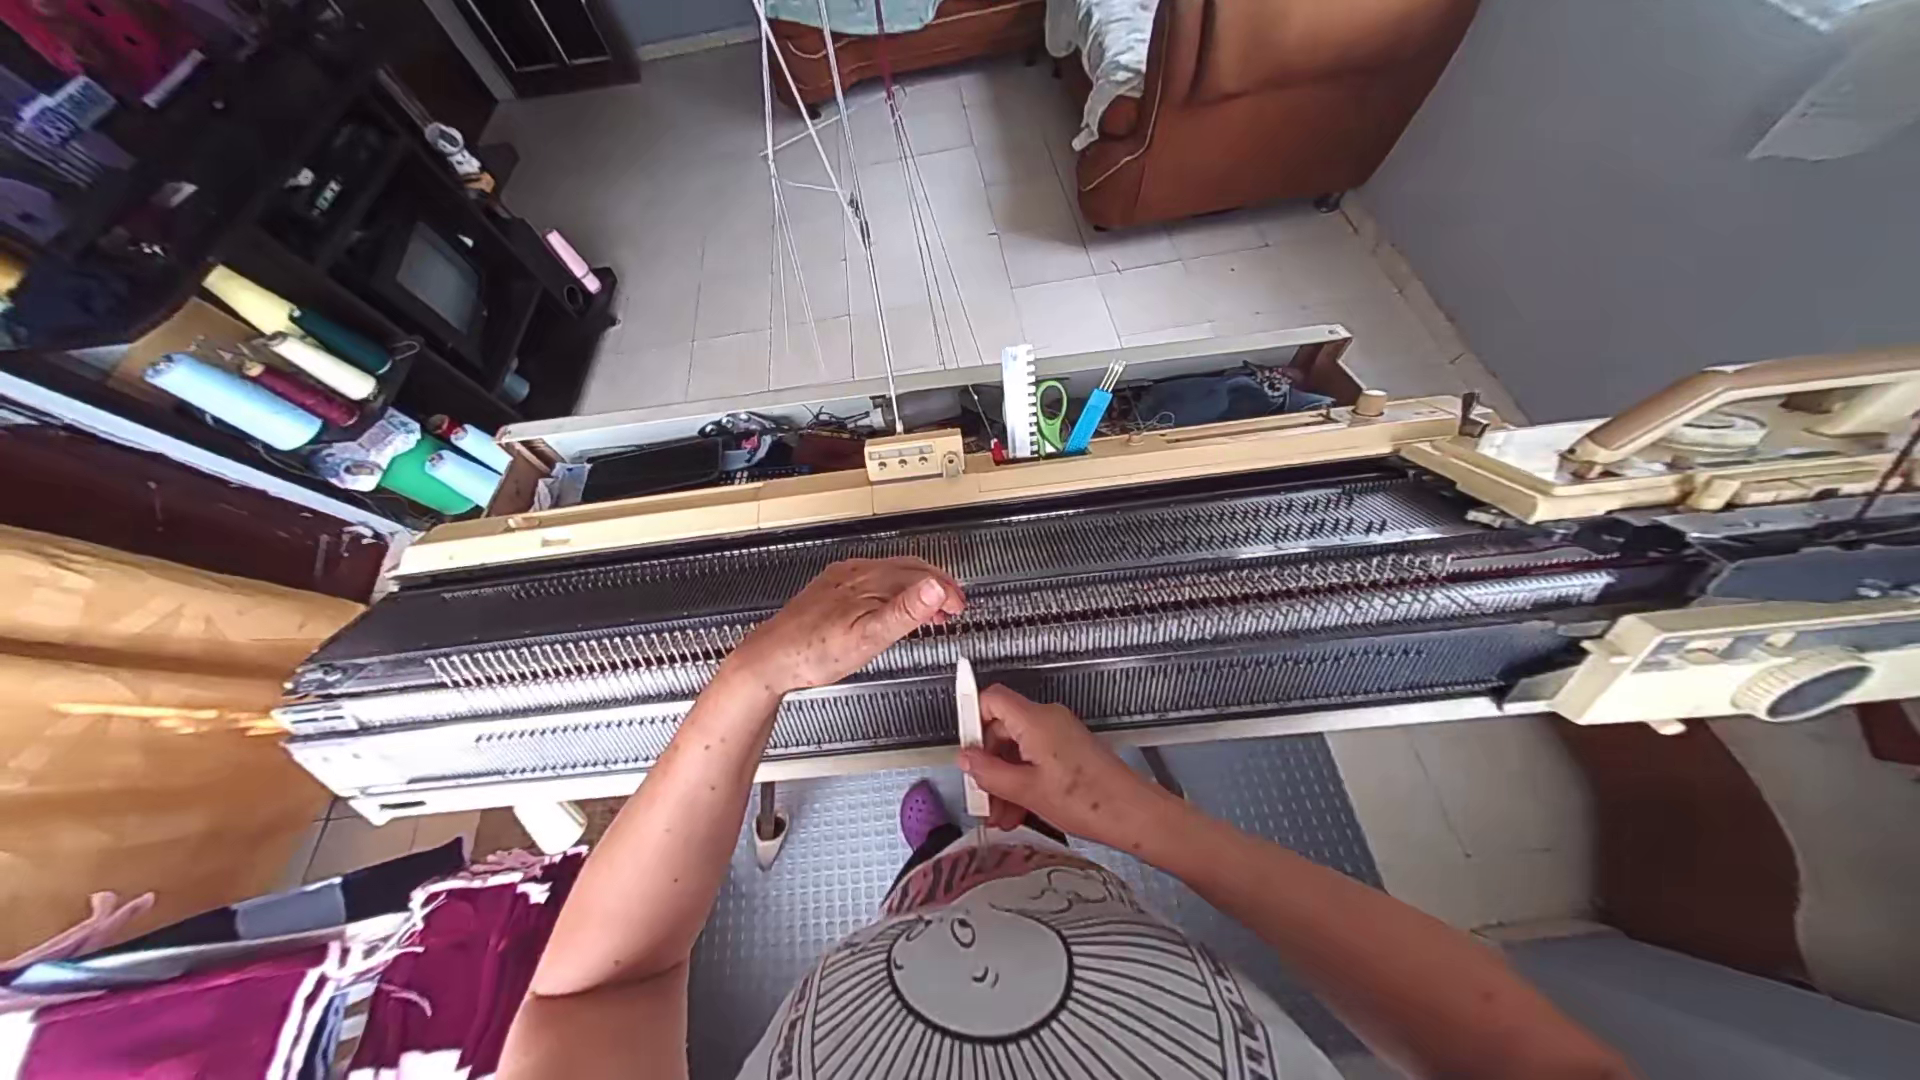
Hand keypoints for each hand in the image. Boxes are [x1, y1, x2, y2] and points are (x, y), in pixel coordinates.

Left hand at [724, 557, 964, 695]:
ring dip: (916, 589)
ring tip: (929, 610)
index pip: (921, 575)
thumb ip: (906, 611)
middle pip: (908, 570)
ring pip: (890, 575)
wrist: (768, 661)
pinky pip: (871, 582)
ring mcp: (841, 581)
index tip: (959, 606)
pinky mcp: (830, 592)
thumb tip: (936, 588)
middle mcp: (855, 573)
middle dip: (935, 586)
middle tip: (952, 606)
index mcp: (869, 579)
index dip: (946, 590)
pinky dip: (893, 592)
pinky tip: (888, 608)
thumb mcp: (869, 637)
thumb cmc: (811, 653)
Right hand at [957, 685, 1183, 849]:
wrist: (1133, 814)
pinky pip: (1034, 757)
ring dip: (1004, 778)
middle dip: (988, 762)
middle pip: (1001, 727)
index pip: (991, 698)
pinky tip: (1017, 811)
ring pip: (1017, 748)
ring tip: (1000, 815)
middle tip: (981, 795)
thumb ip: (989, 773)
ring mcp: (1059, 734)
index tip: (965, 749)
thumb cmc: (1086, 800)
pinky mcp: (1068, 749)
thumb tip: (965, 759)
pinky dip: (1022, 780)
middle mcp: (1046, 719)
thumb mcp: (1026, 791)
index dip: (973, 719)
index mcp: (1034, 719)